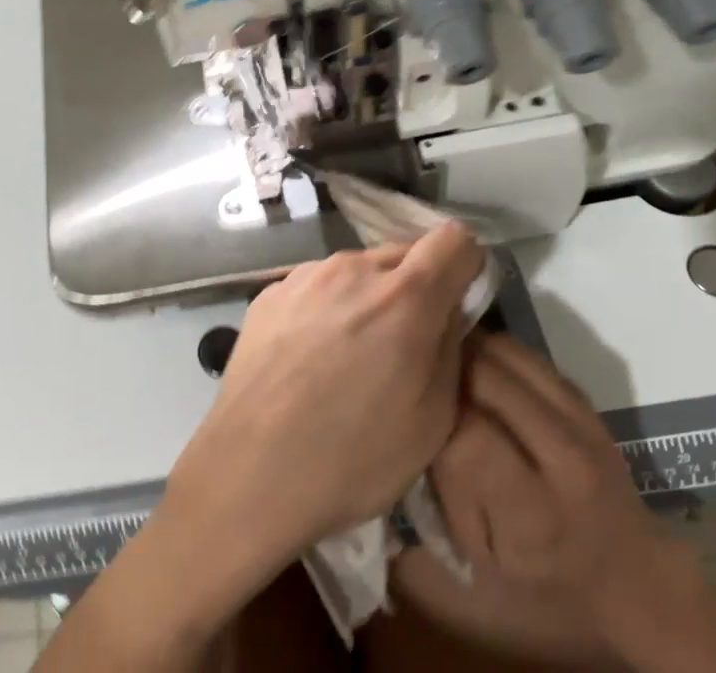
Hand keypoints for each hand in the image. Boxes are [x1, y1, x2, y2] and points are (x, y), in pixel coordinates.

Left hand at [162, 223, 484, 570]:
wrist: (250, 473)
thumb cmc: (354, 457)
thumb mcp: (433, 418)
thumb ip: (450, 348)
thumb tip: (448, 312)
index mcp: (404, 296)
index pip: (454, 240)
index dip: (465, 267)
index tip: (459, 303)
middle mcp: (352, 270)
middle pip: (402, 254)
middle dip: (415, 288)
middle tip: (404, 344)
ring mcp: (302, 279)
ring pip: (355, 271)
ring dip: (367, 298)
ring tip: (350, 356)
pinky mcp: (267, 296)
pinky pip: (314, 289)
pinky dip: (325, 309)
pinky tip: (309, 359)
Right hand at [403, 335, 715, 670]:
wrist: (625, 567)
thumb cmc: (538, 569)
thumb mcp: (480, 552)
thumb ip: (450, 487)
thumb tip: (422, 420)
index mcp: (532, 508)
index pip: (469, 433)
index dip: (433, 412)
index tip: (411, 411)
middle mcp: (563, 456)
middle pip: (487, 377)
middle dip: (444, 369)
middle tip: (414, 374)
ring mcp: (580, 420)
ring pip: (508, 353)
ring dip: (467, 350)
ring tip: (440, 363)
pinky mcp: (584, 399)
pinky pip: (528, 355)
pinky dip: (493, 351)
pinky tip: (474, 364)